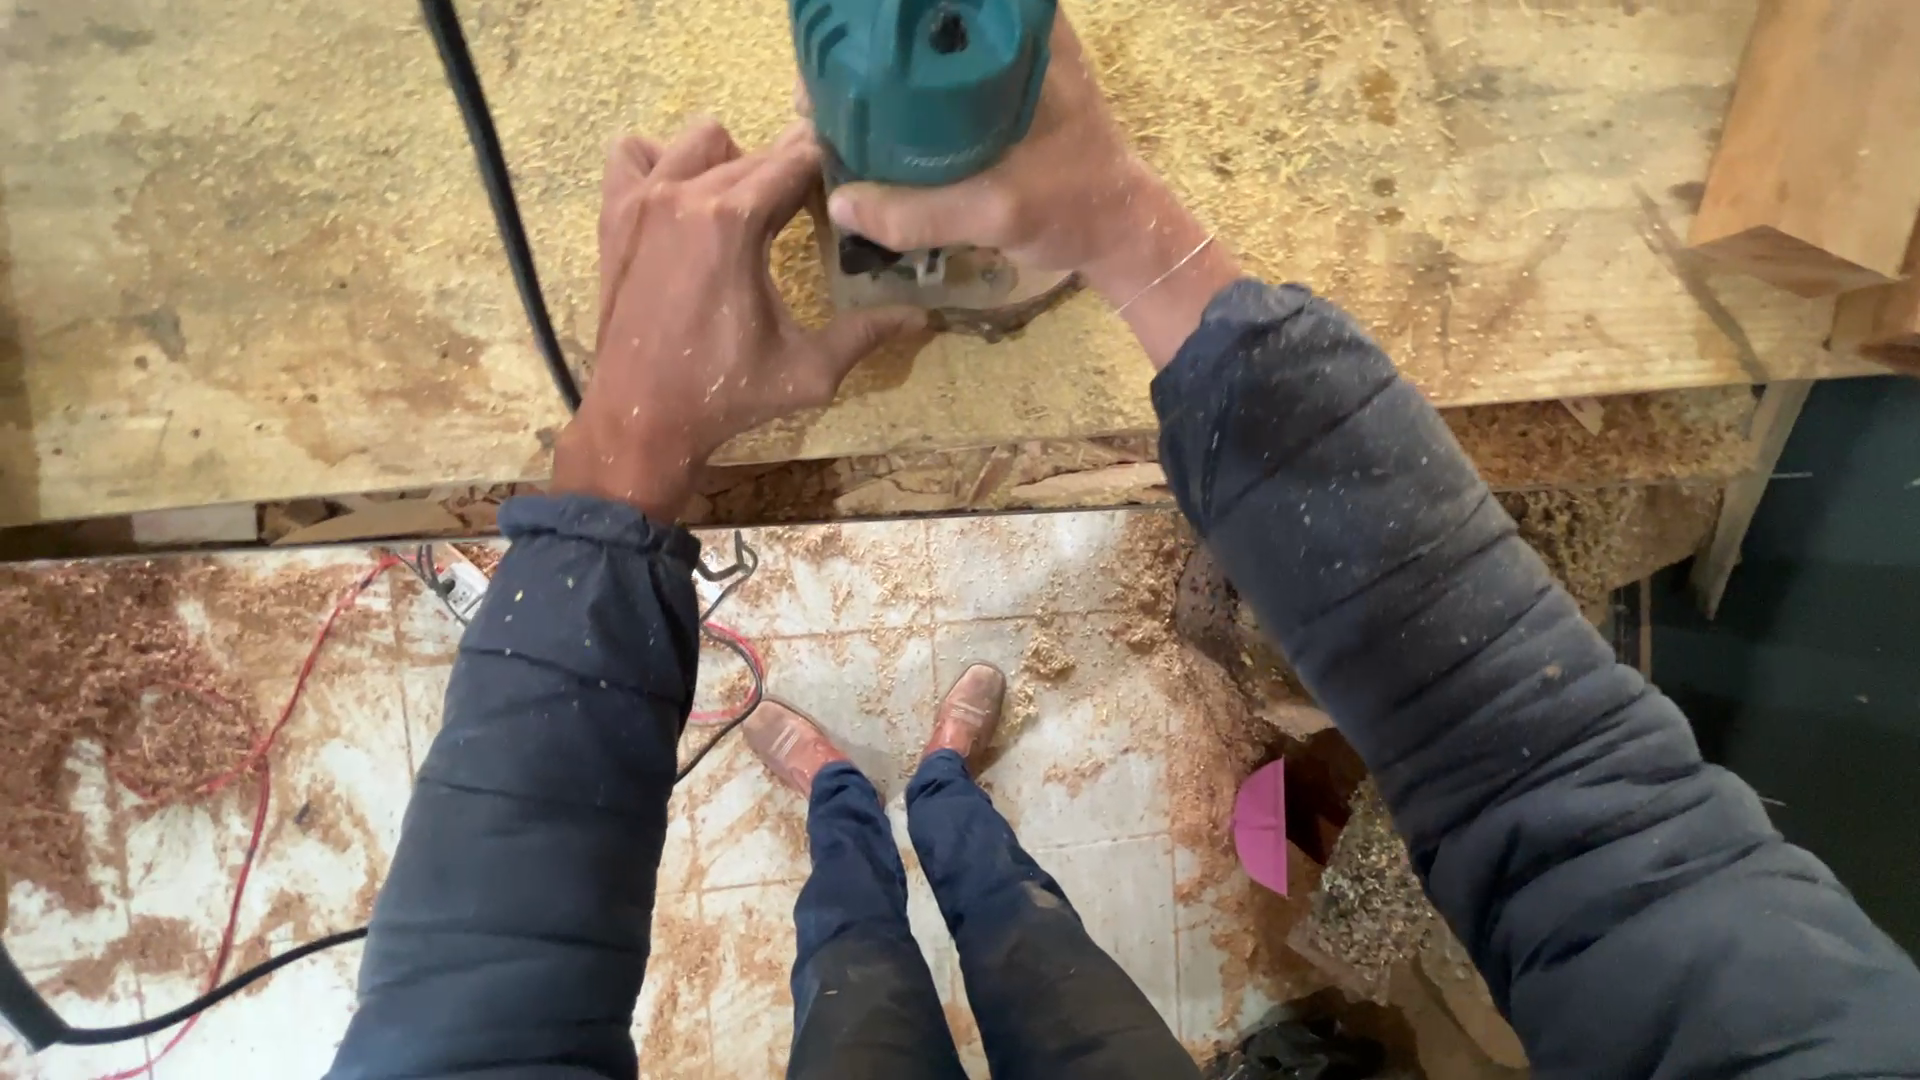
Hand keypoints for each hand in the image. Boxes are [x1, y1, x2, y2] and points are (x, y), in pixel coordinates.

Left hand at [551, 121, 923, 520]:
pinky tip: (685, 201)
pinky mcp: (614, 214)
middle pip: (754, 153)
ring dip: (733, 162)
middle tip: (812, 208)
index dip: (827, 167)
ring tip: (748, 207)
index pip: (794, 163)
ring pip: (700, 141)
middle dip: (789, 172)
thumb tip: (923, 318)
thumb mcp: (809, 372)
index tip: (848, 181)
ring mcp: (642, 199)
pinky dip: (665, 164)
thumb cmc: (729, 396)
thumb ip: (865, 335)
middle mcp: (685, 194)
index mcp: (734, 224)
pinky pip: (636, 154)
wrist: (643, 417)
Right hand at [823, 11, 1239, 365]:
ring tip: (831, 121)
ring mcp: (992, 72)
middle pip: (909, 32)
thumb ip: (922, 213)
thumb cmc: (1075, 205)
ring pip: (914, 67)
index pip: (923, 5)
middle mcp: (999, 37)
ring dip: (873, 91)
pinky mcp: (987, 109)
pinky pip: (927, 103)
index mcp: (1011, 30)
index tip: (826, 58)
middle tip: (815, 98)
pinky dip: (896, 119)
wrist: (1116, 233)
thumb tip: (840, 204)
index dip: (866, 25)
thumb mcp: (998, 210)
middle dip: (859, 61)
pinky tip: (867, 142)